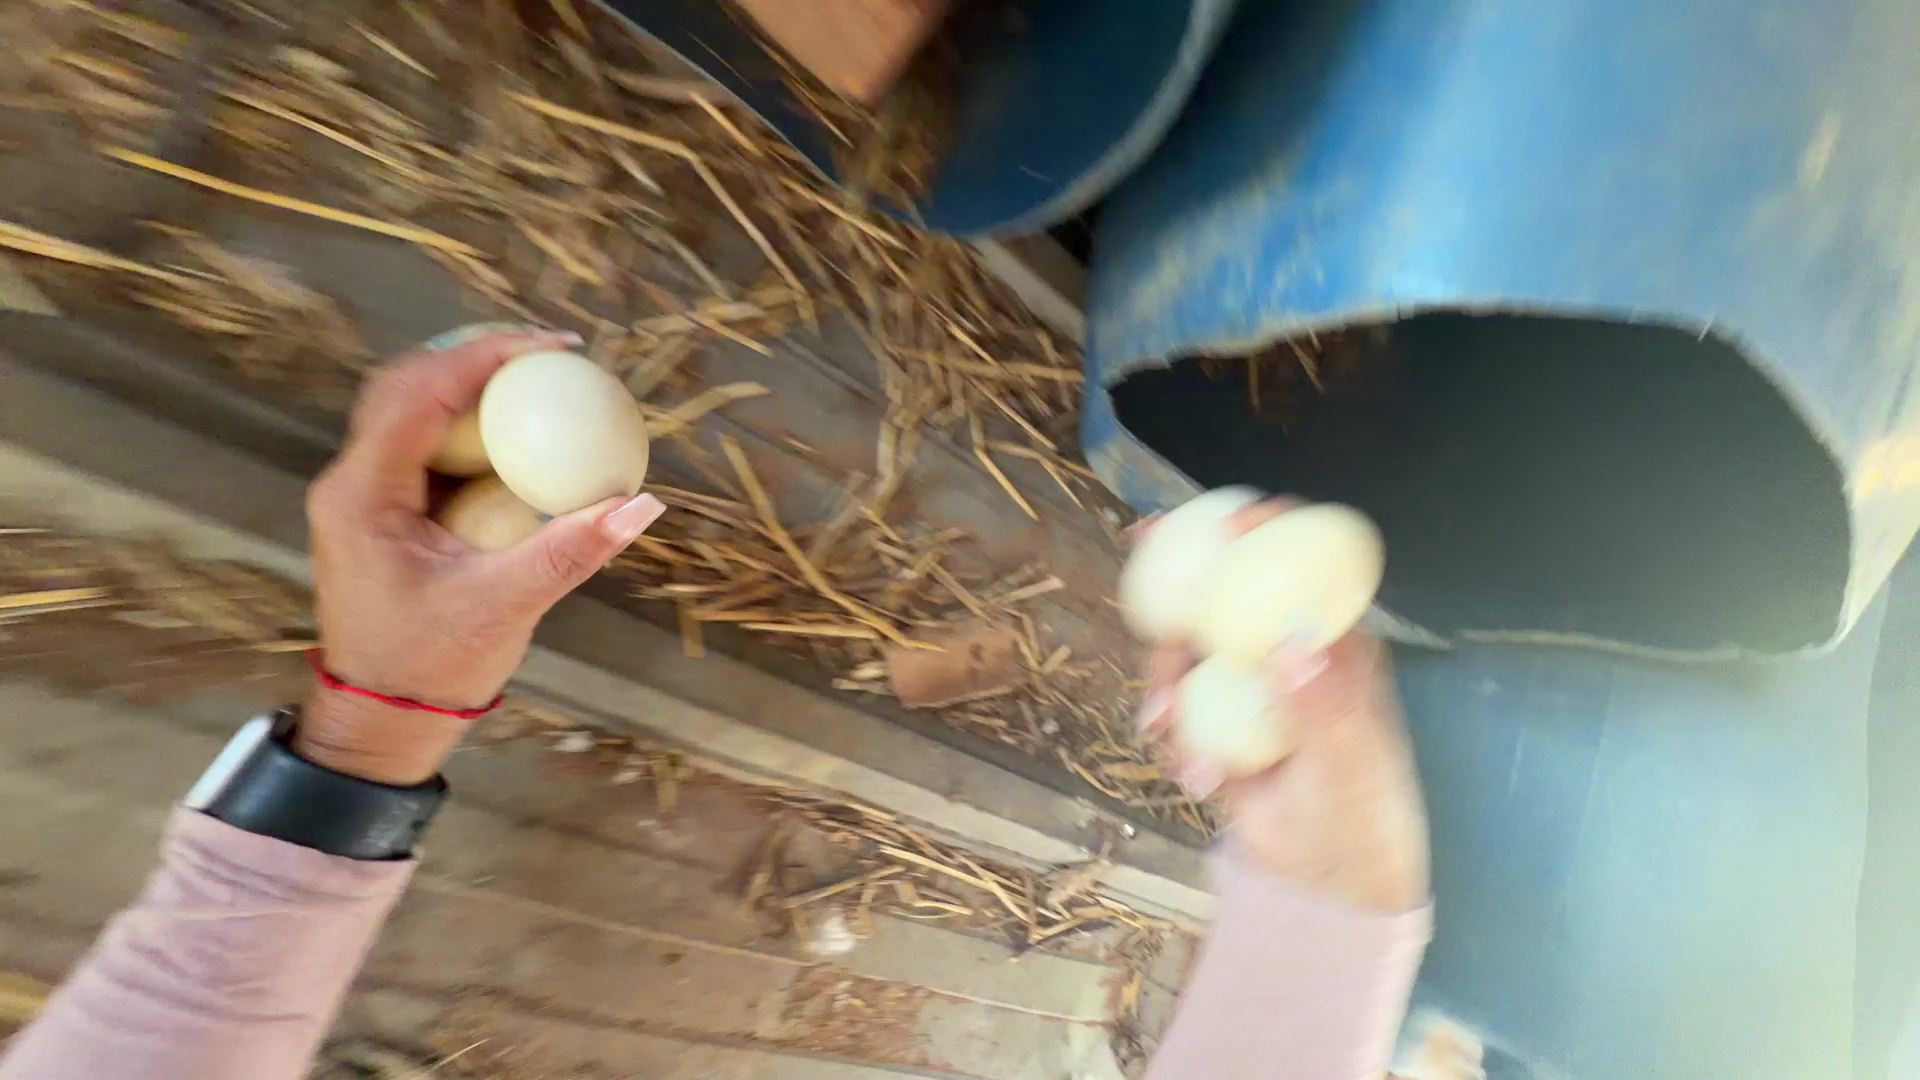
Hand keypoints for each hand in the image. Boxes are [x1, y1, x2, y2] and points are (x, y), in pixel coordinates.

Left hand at [299, 328, 666, 784]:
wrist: (385, 716)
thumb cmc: (434, 663)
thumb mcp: (510, 603)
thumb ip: (576, 549)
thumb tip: (646, 503)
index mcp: (367, 494)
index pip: (419, 395)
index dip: (482, 356)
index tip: (550, 346)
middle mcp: (358, 483)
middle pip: (409, 388)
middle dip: (476, 358)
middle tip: (547, 354)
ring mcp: (373, 498)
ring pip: (417, 414)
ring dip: (475, 389)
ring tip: (539, 382)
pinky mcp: (394, 515)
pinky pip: (435, 450)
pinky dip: (479, 430)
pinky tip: (523, 439)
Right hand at [1135, 500, 1429, 912]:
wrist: (1313, 877)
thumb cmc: (1357, 814)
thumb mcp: (1350, 766)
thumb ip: (1325, 709)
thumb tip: (1289, 644)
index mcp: (1329, 645)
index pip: (1300, 572)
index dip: (1264, 532)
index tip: (1226, 518)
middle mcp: (1279, 649)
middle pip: (1224, 592)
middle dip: (1183, 569)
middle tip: (1140, 539)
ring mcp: (1238, 680)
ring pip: (1184, 645)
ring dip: (1164, 677)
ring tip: (1163, 727)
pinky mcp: (1207, 712)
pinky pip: (1170, 698)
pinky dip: (1164, 722)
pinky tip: (1182, 763)